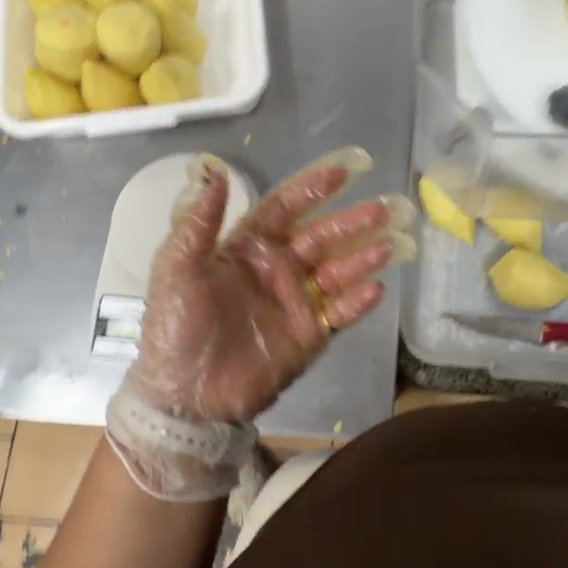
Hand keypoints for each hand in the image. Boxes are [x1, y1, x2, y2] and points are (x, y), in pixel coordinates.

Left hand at [126, 148, 415, 424]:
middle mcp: (277, 269)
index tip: (342, 171)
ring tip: (390, 244)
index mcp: (247, 248)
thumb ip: (199, 223)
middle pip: (322, 236)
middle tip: (384, 207)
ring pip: (338, 271)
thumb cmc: (177, 328)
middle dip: (352, 221)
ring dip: (363, 256)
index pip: (285, 209)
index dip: (312, 189)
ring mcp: (296, 302)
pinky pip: (340, 312)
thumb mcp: (177, 270)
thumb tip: (214, 171)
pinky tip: (375, 289)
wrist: (187, 396)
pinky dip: (358, 302)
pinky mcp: (309, 335)